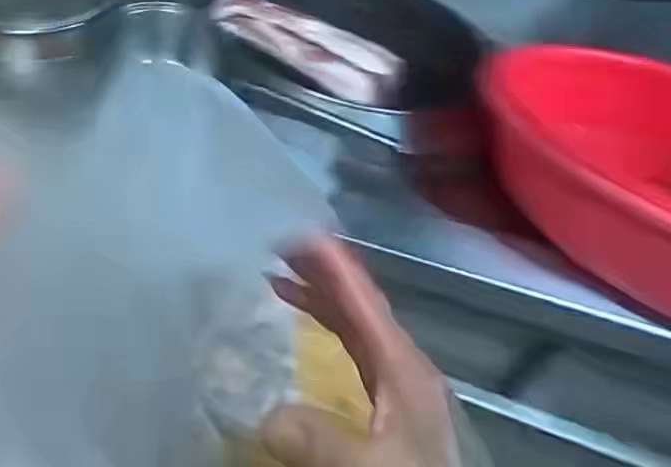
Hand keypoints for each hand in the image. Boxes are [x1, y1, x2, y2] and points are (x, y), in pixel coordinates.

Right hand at [265, 236, 462, 466]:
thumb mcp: (374, 466)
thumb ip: (325, 441)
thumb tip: (266, 418)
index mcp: (405, 364)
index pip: (363, 296)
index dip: (330, 259)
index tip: (295, 227)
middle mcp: (403, 362)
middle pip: (357, 301)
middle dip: (317, 268)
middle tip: (273, 242)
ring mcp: (398, 380)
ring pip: (353, 320)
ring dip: (318, 292)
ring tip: (278, 273)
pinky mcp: (389, 401)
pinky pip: (351, 343)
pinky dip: (324, 321)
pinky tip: (304, 323)